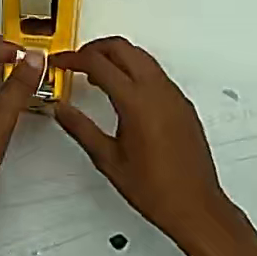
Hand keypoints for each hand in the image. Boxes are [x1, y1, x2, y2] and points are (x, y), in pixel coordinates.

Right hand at [51, 37, 249, 251]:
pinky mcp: (182, 104)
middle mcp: (157, 92)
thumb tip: (61, 109)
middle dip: (93, 48)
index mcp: (136, 102)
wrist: (197, 209)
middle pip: (121, 47)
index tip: (59, 62)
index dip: (72, 58)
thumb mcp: (108, 159)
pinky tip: (122, 90)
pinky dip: (133, 68)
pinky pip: (155, 71)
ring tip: (95, 74)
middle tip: (75, 61)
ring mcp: (173, 95)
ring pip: (140, 55)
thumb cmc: (158, 191)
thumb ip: (80, 128)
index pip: (97, 62)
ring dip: (115, 56)